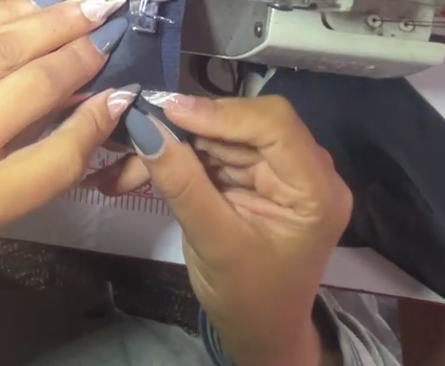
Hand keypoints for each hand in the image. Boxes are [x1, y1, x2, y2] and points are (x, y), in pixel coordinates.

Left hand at [0, 0, 134, 259]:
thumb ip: (25, 168)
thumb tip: (88, 106)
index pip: (51, 161)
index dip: (94, 123)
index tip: (122, 90)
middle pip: (29, 88)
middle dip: (78, 52)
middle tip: (111, 25)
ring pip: (0, 44)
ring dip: (52, 20)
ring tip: (89, 3)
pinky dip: (6, 8)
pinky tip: (37, 0)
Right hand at [89, 94, 351, 365]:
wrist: (258, 334)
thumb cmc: (250, 299)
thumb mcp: (215, 244)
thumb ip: (182, 183)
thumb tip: (145, 127)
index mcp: (315, 189)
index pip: (274, 125)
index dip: (221, 112)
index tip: (169, 110)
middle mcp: (304, 168)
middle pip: (244, 122)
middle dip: (191, 126)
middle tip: (142, 123)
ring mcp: (277, 168)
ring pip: (220, 132)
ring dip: (175, 140)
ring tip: (129, 151)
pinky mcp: (253, 172)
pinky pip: (211, 149)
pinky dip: (177, 154)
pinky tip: (142, 162)